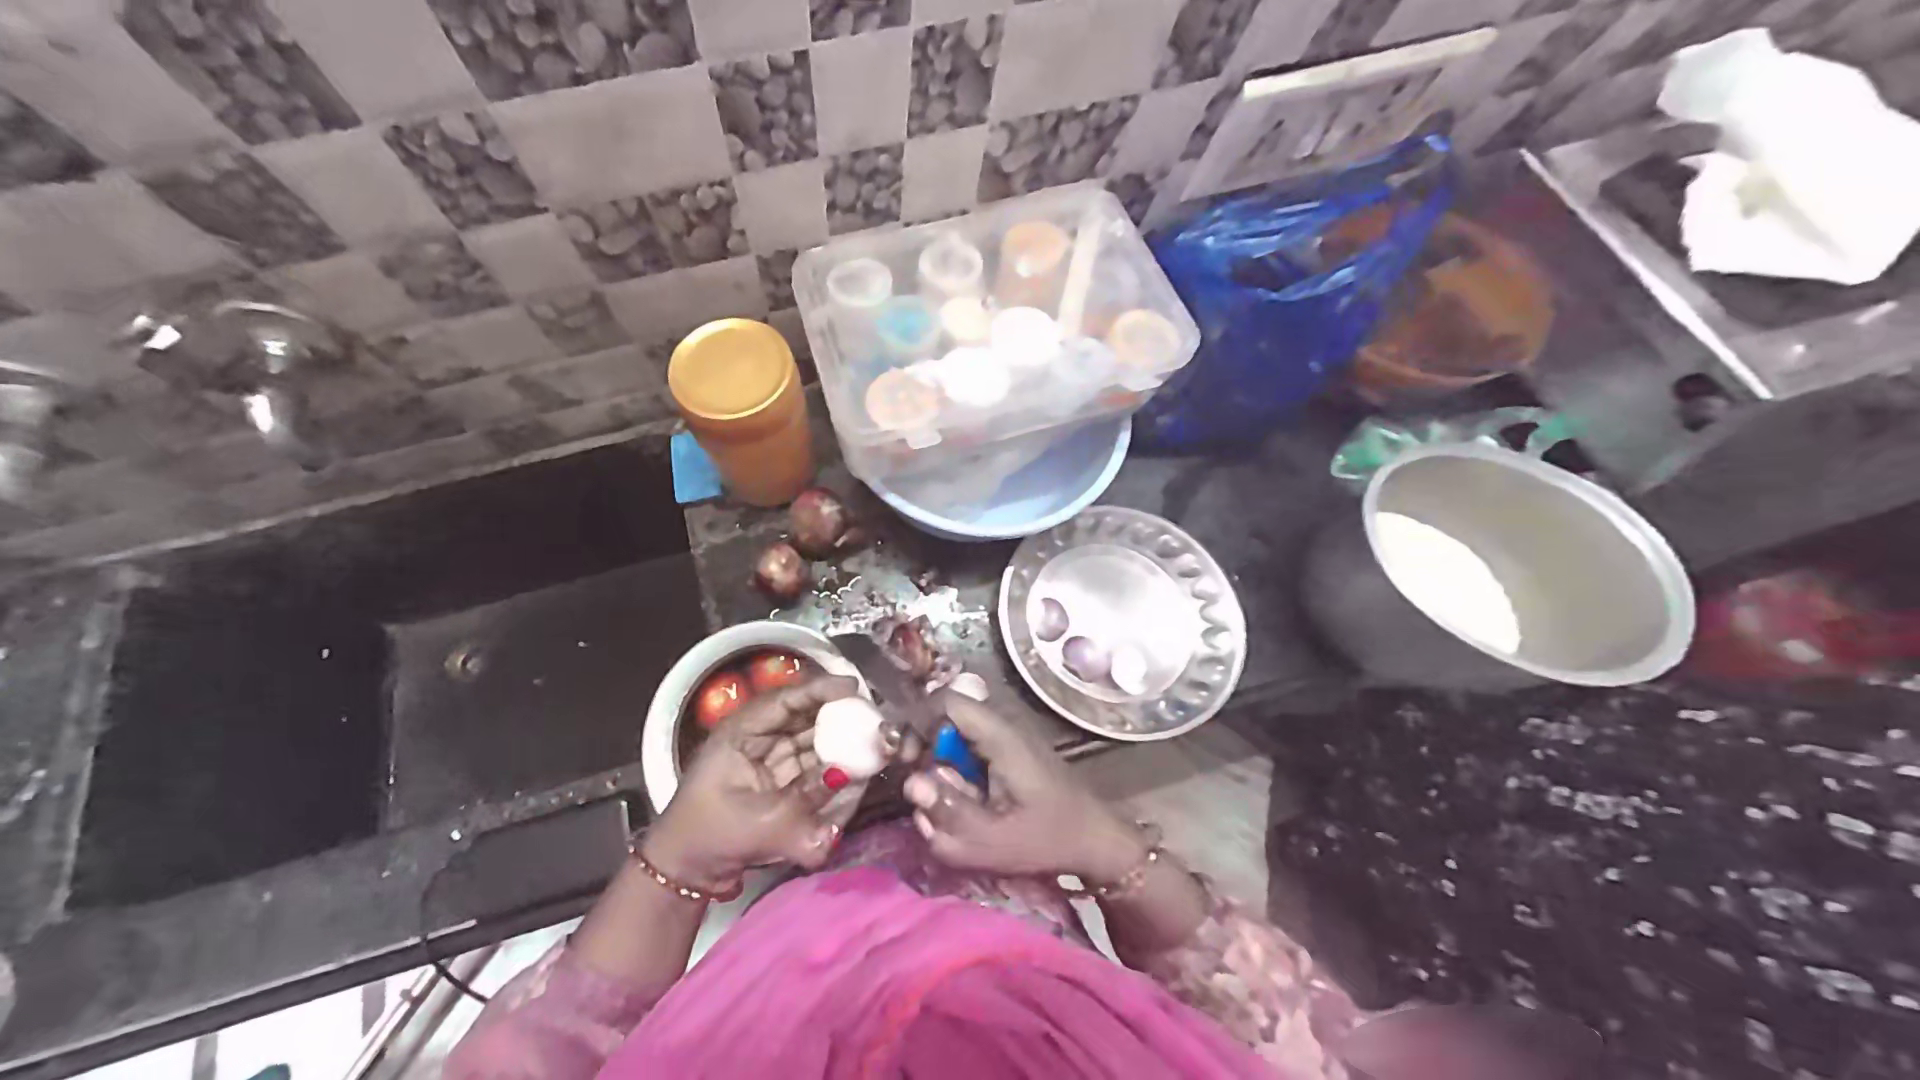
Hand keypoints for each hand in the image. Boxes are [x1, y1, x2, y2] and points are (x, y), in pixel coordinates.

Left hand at [643, 675, 858, 890]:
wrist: (687, 871)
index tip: (853, 688)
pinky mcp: (782, 779)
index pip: (785, 700)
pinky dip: (835, 767)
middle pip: (806, 716)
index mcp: (742, 732)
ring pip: (814, 740)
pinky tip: (858, 770)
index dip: (820, 690)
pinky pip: (814, 766)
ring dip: (842, 742)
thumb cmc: (710, 836)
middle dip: (840, 716)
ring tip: (873, 742)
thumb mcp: (758, 822)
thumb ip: (804, 808)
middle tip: (874, 718)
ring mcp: (771, 758)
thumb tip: (843, 792)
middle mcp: (759, 738)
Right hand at [903, 692, 1146, 881]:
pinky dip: (960, 775)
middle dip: (927, 755)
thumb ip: (948, 812)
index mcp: (1000, 735)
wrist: (1098, 841)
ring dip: (943, 770)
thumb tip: (911, 785)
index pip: (944, 701)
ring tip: (953, 808)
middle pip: (945, 720)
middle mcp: (1002, 726)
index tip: (909, 763)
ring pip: (956, 738)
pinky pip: (970, 752)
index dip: (917, 724)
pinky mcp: (1009, 752)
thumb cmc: (1049, 840)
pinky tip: (971, 806)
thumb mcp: (993, 839)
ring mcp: (1007, 738)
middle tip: (927, 795)